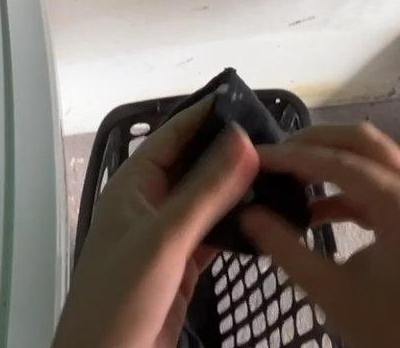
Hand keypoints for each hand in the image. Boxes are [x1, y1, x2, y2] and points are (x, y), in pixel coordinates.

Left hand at [54, 100, 258, 347]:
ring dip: (236, 189)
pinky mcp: (180, 267)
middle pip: (193, 165)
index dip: (207, 114)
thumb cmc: (120, 300)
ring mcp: (165, 237)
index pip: (173, 135)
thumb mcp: (165, 240)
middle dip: (228, 152)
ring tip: (279, 173)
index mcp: (134, 185)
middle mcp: (149, 204)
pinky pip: (213, 234)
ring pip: (206, 200)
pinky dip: (237, 225)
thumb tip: (244, 138)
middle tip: (276, 140)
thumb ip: (206, 190)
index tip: (247, 99)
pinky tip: (264, 217)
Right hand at [240, 124, 399, 347]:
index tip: (256, 157)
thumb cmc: (395, 337)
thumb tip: (247, 215)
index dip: (293, 156)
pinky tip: (316, 210)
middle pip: (361, 142)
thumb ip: (287, 249)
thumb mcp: (334, 294)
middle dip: (316, 143)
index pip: (338, 161)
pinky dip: (350, 188)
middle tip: (276, 155)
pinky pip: (383, 186)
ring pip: (374, 159)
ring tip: (291, 175)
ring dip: (333, 161)